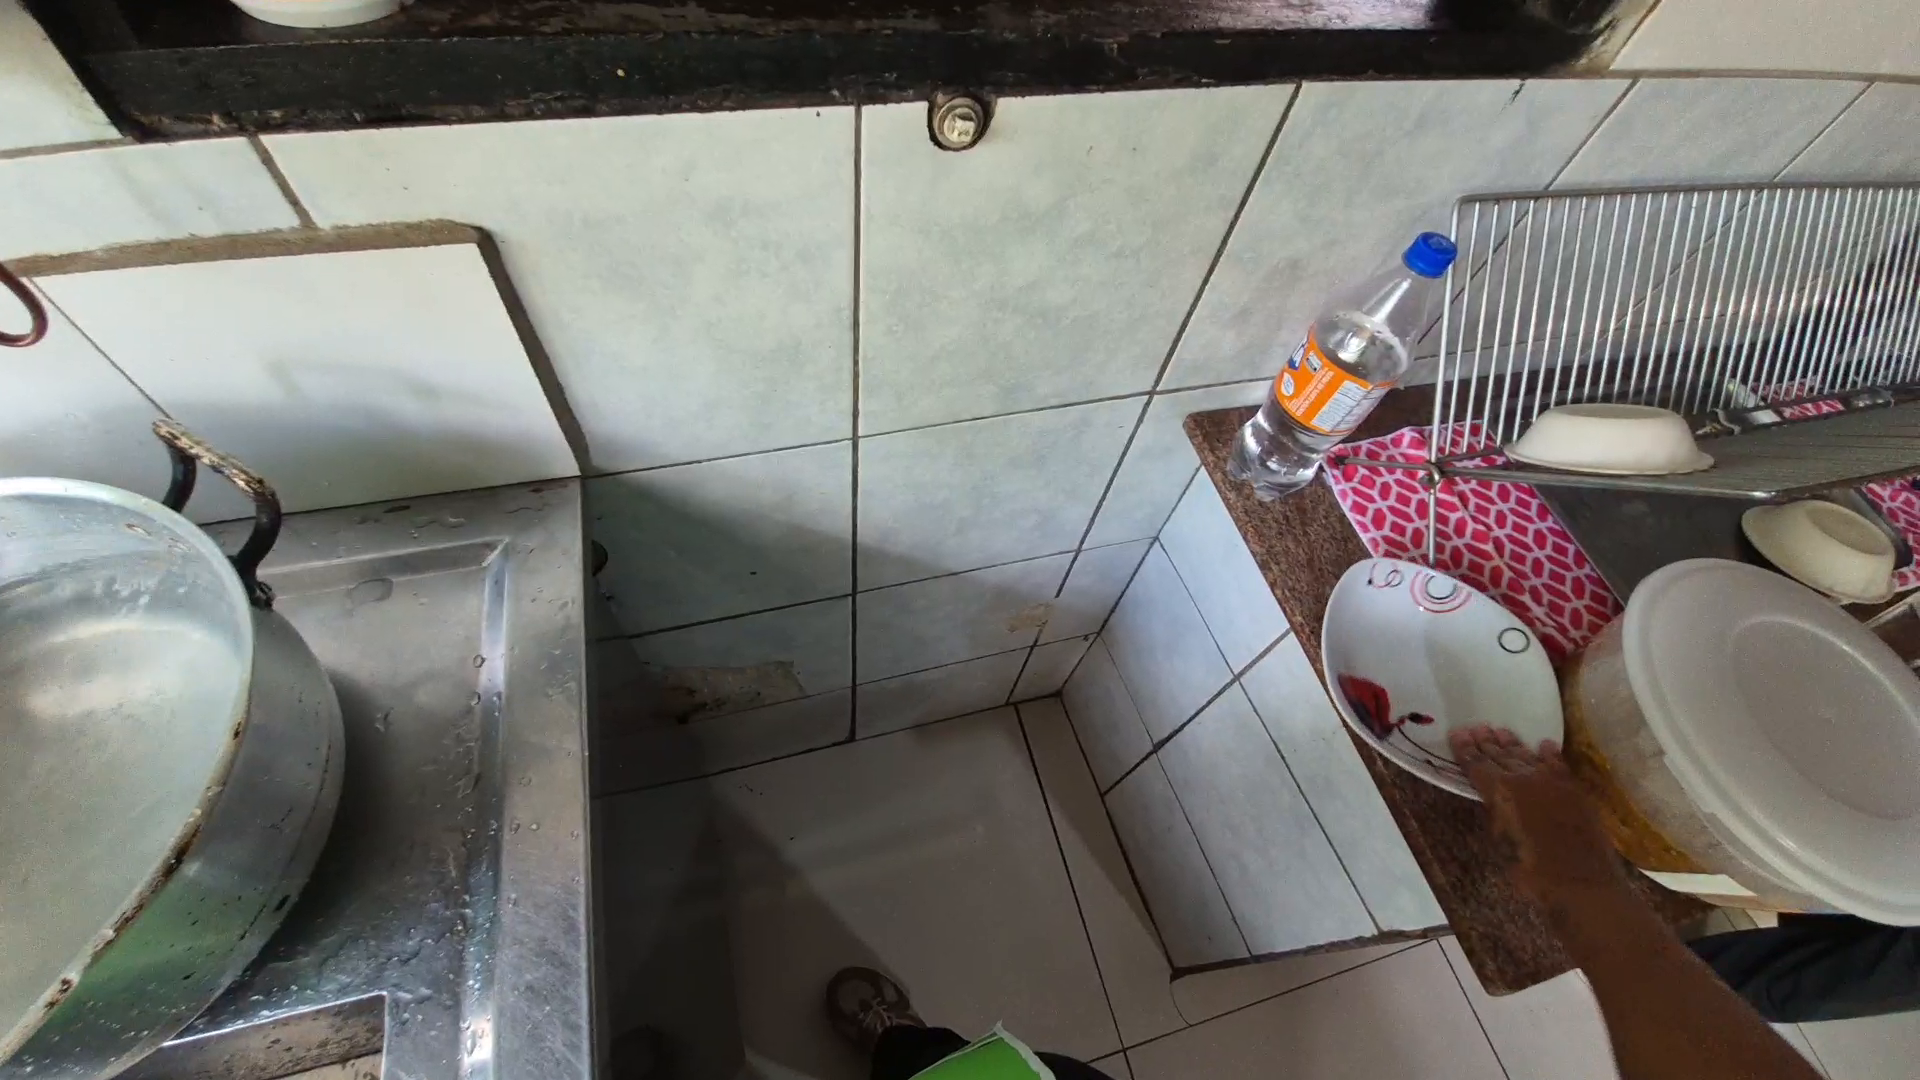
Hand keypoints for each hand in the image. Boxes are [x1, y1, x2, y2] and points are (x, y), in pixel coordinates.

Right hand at [1448, 725, 1625, 904]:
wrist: (1583, 886)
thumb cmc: (1530, 870)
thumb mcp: (1498, 839)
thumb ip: (1494, 810)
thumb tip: (1492, 796)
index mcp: (1499, 790)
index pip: (1476, 763)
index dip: (1465, 748)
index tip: (1457, 733)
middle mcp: (1524, 779)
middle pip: (1500, 755)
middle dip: (1486, 742)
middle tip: (1476, 727)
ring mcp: (1553, 783)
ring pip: (1526, 756)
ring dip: (1512, 743)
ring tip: (1500, 731)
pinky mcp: (1575, 791)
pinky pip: (1558, 765)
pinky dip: (1549, 754)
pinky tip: (1543, 744)